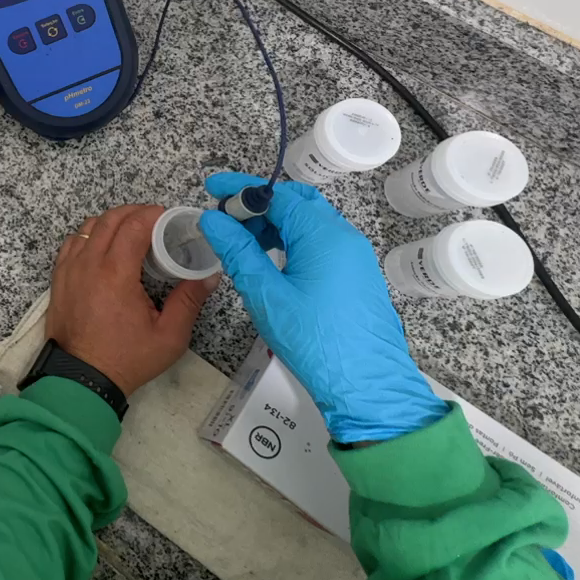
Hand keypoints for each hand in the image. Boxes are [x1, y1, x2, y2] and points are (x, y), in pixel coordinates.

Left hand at [47, 205, 218, 396]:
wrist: (80, 377)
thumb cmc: (126, 358)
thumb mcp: (169, 336)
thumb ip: (189, 300)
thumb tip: (209, 275)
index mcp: (116, 272)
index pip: (133, 226)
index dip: (153, 214)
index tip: (169, 216)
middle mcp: (89, 262)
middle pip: (110, 219)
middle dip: (134, 212)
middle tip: (155, 220)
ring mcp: (69, 267)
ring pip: (89, 226)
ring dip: (111, 221)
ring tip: (132, 230)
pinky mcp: (59, 276)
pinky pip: (73, 242)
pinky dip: (90, 234)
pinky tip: (104, 245)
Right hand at [200, 173, 446, 443]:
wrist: (369, 390)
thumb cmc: (313, 340)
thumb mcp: (265, 293)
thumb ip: (237, 250)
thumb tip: (212, 218)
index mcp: (323, 235)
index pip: (277, 194)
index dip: (240, 189)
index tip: (210, 189)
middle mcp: (343, 237)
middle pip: (296, 201)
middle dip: (257, 202)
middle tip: (224, 216)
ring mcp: (354, 257)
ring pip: (308, 222)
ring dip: (272, 222)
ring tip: (240, 241)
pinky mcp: (355, 276)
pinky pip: (319, 242)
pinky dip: (289, 239)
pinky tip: (268, 260)